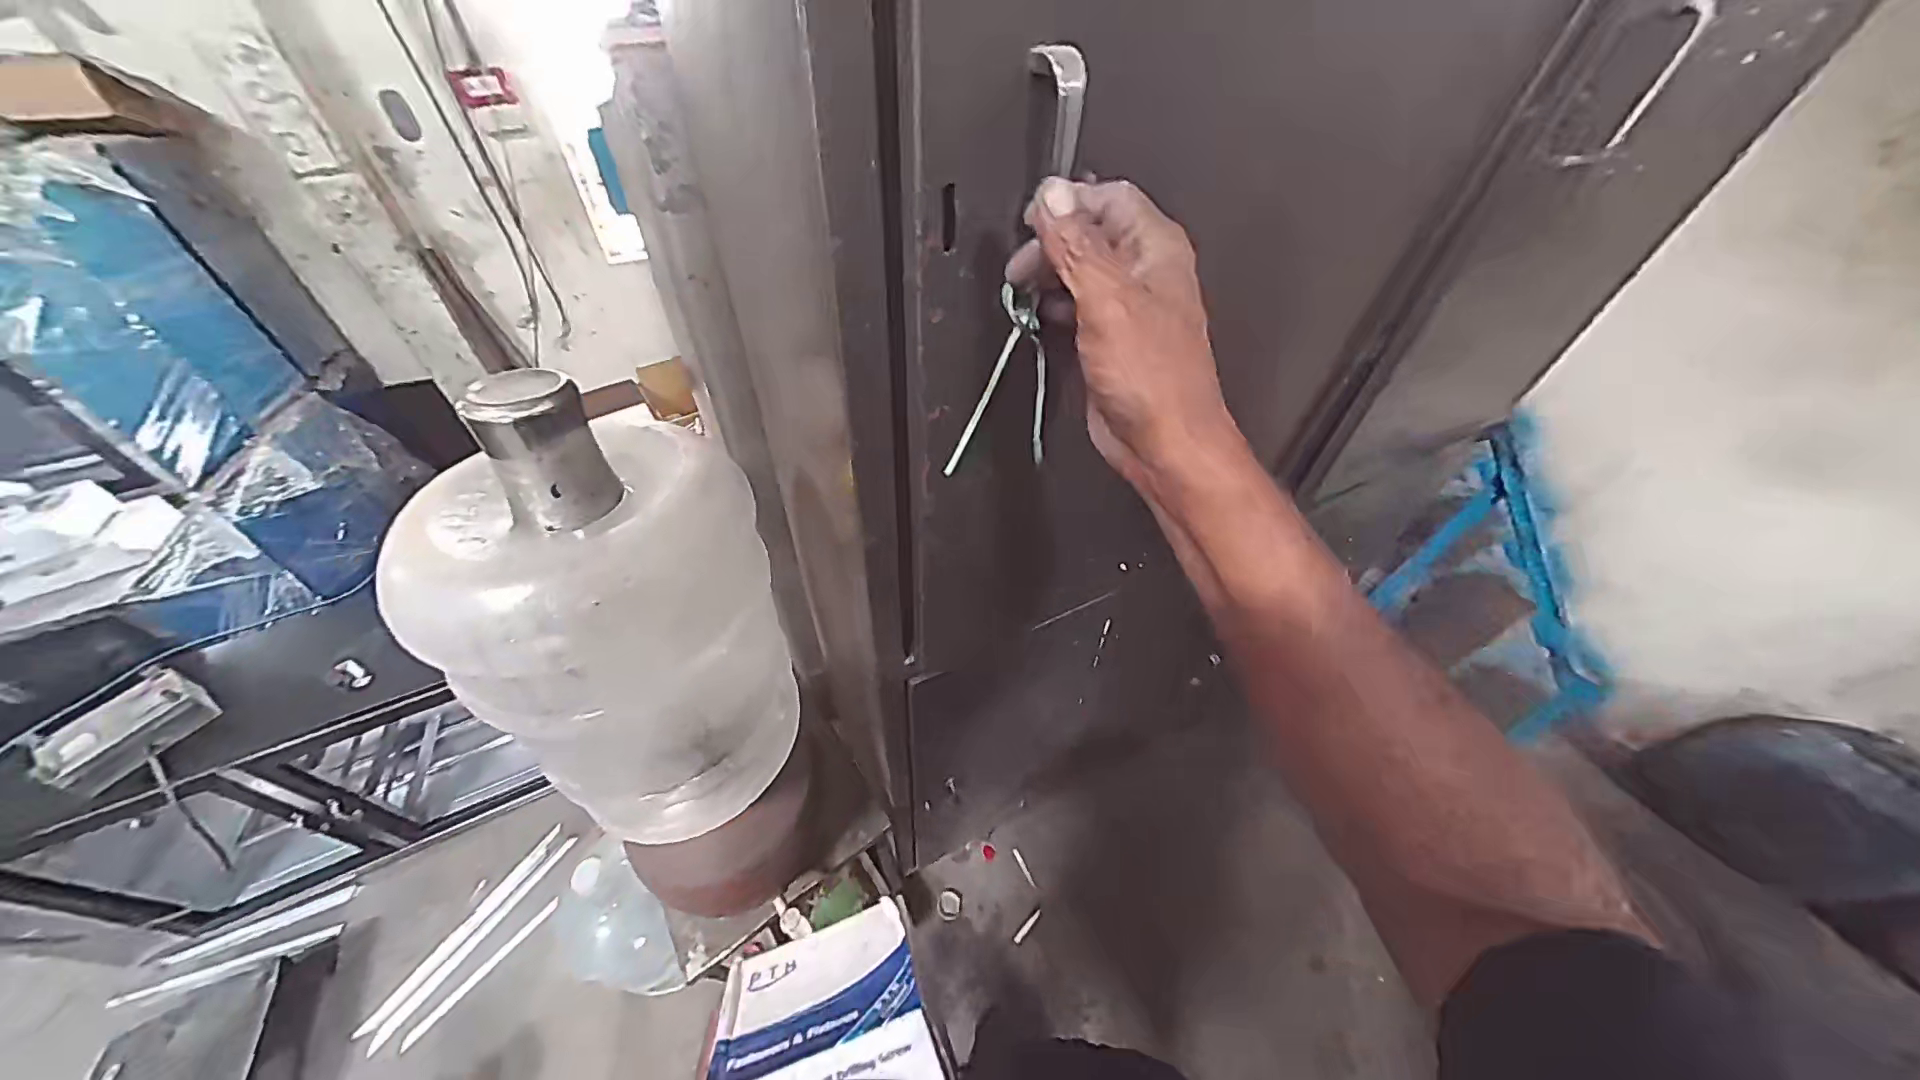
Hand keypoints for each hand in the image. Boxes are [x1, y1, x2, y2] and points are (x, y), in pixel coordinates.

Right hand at [1005, 178, 1241, 496]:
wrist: (1163, 441)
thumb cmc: (1154, 381)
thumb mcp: (1107, 300)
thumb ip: (1077, 245)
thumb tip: (1052, 197)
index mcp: (1155, 250)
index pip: (1108, 198)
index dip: (1067, 203)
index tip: (1031, 220)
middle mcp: (1143, 276)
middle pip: (1089, 235)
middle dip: (1051, 244)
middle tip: (1023, 264)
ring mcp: (1126, 311)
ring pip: (1080, 274)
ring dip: (1049, 278)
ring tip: (1025, 290)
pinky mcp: (1110, 342)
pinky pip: (1077, 312)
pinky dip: (1055, 310)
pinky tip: (1042, 319)